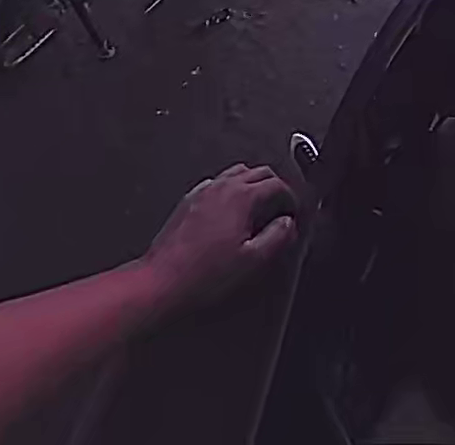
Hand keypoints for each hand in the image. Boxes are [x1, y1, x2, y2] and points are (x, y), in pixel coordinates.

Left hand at [138, 164, 296, 306]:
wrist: (161, 282)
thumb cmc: (203, 274)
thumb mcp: (251, 260)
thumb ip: (276, 237)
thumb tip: (288, 224)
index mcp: (242, 197)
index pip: (277, 185)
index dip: (290, 198)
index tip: (293, 212)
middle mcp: (224, 187)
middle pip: (260, 171)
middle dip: (275, 186)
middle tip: (280, 207)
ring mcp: (204, 191)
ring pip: (238, 172)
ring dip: (253, 183)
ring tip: (258, 206)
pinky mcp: (189, 200)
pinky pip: (217, 182)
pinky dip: (230, 188)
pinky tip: (229, 210)